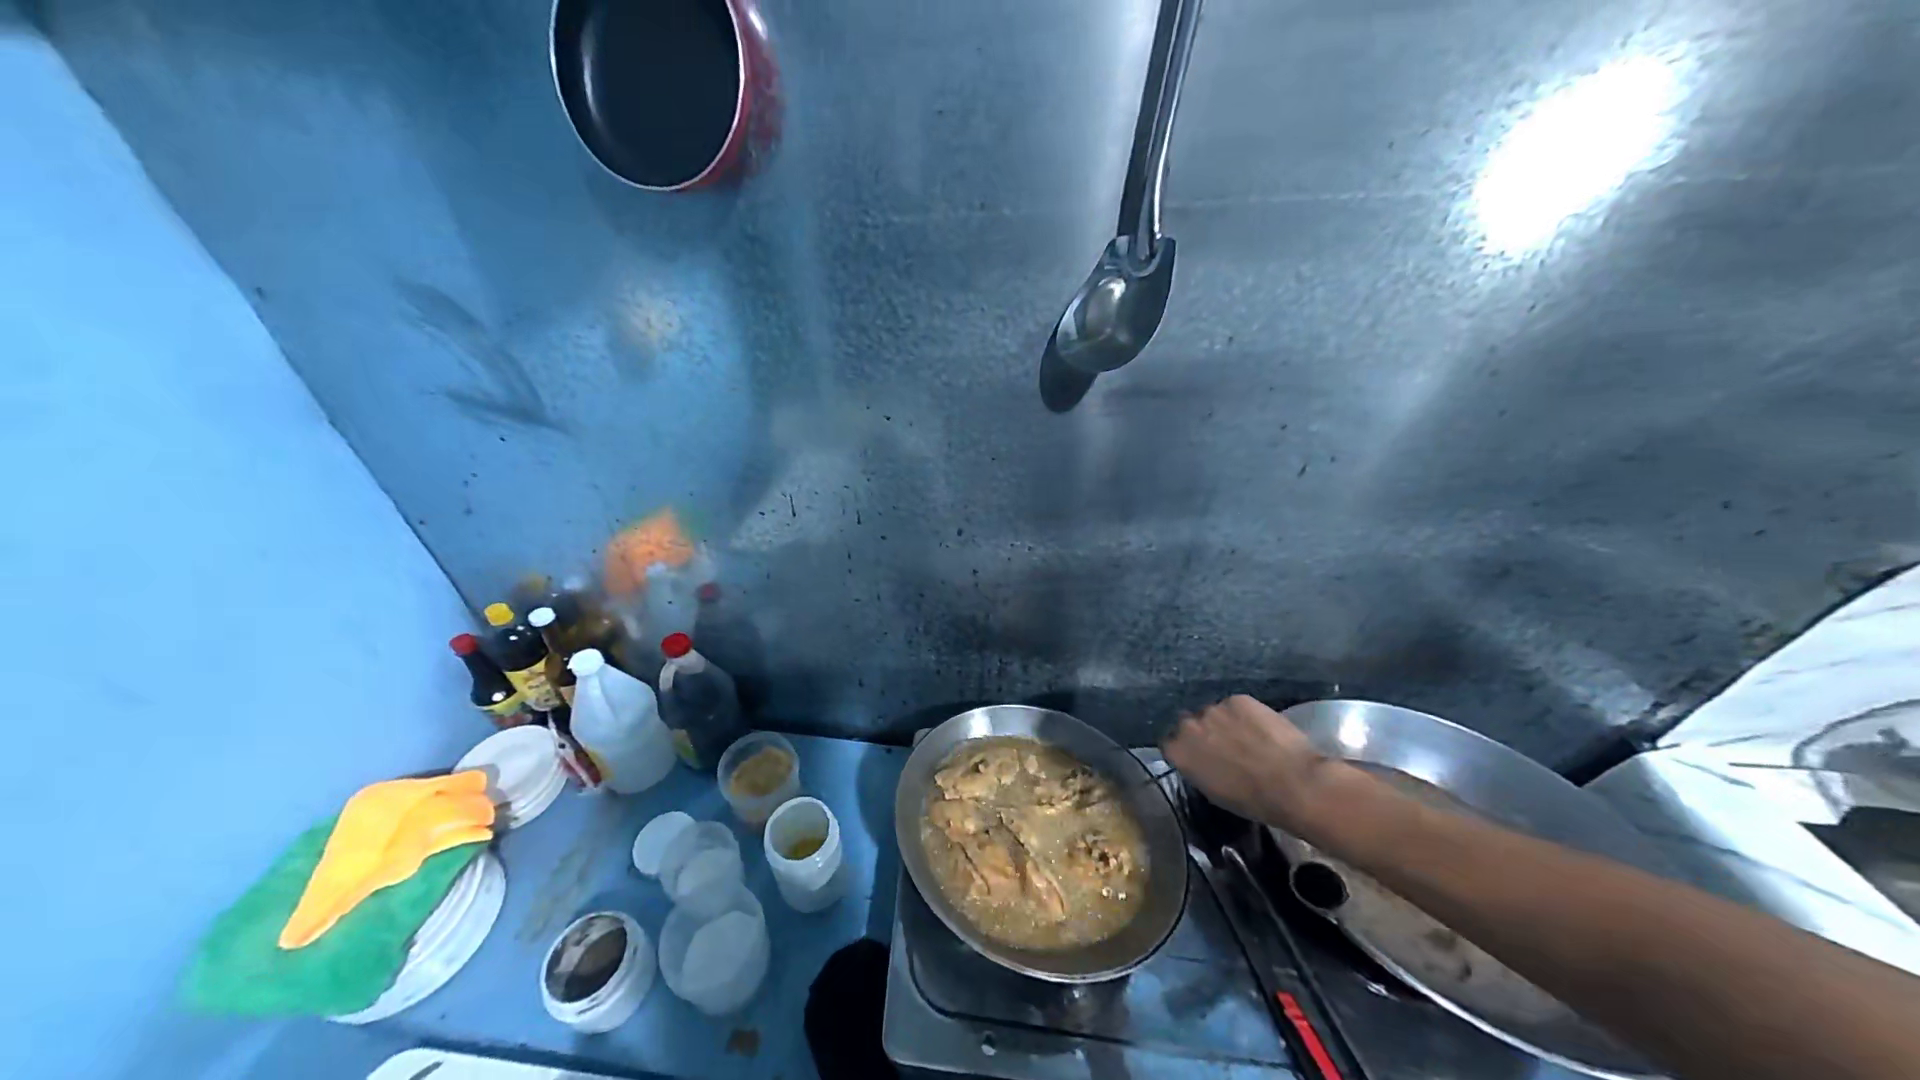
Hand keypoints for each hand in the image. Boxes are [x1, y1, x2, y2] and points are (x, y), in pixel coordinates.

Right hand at [1163, 695, 1330, 828]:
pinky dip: (1246, 715)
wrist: (1292, 783)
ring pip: (1215, 713)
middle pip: (1190, 723)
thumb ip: (1197, 768)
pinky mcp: (1238, 699)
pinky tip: (1263, 729)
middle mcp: (1188, 725)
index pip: (1170, 742)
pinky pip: (1237, 706)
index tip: (1199, 755)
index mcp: (1178, 752)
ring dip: (1225, 722)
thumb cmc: (1252, 800)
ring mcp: (1213, 708)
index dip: (1186, 748)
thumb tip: (1201, 759)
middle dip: (1203, 731)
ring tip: (1248, 737)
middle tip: (1224, 745)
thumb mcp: (1213, 792)